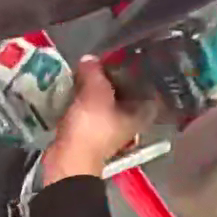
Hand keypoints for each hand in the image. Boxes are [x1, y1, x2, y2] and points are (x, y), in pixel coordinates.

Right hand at [42, 55, 156, 184]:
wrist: (67, 162)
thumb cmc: (90, 129)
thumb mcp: (95, 93)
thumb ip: (94, 72)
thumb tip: (89, 58)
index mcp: (141, 112)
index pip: (149, 84)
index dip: (140, 69)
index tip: (129, 54)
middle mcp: (130, 120)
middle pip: (125, 91)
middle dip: (113, 76)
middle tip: (103, 58)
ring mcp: (109, 128)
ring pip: (105, 101)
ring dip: (95, 88)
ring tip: (86, 69)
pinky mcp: (90, 133)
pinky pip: (89, 111)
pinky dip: (83, 101)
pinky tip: (75, 88)